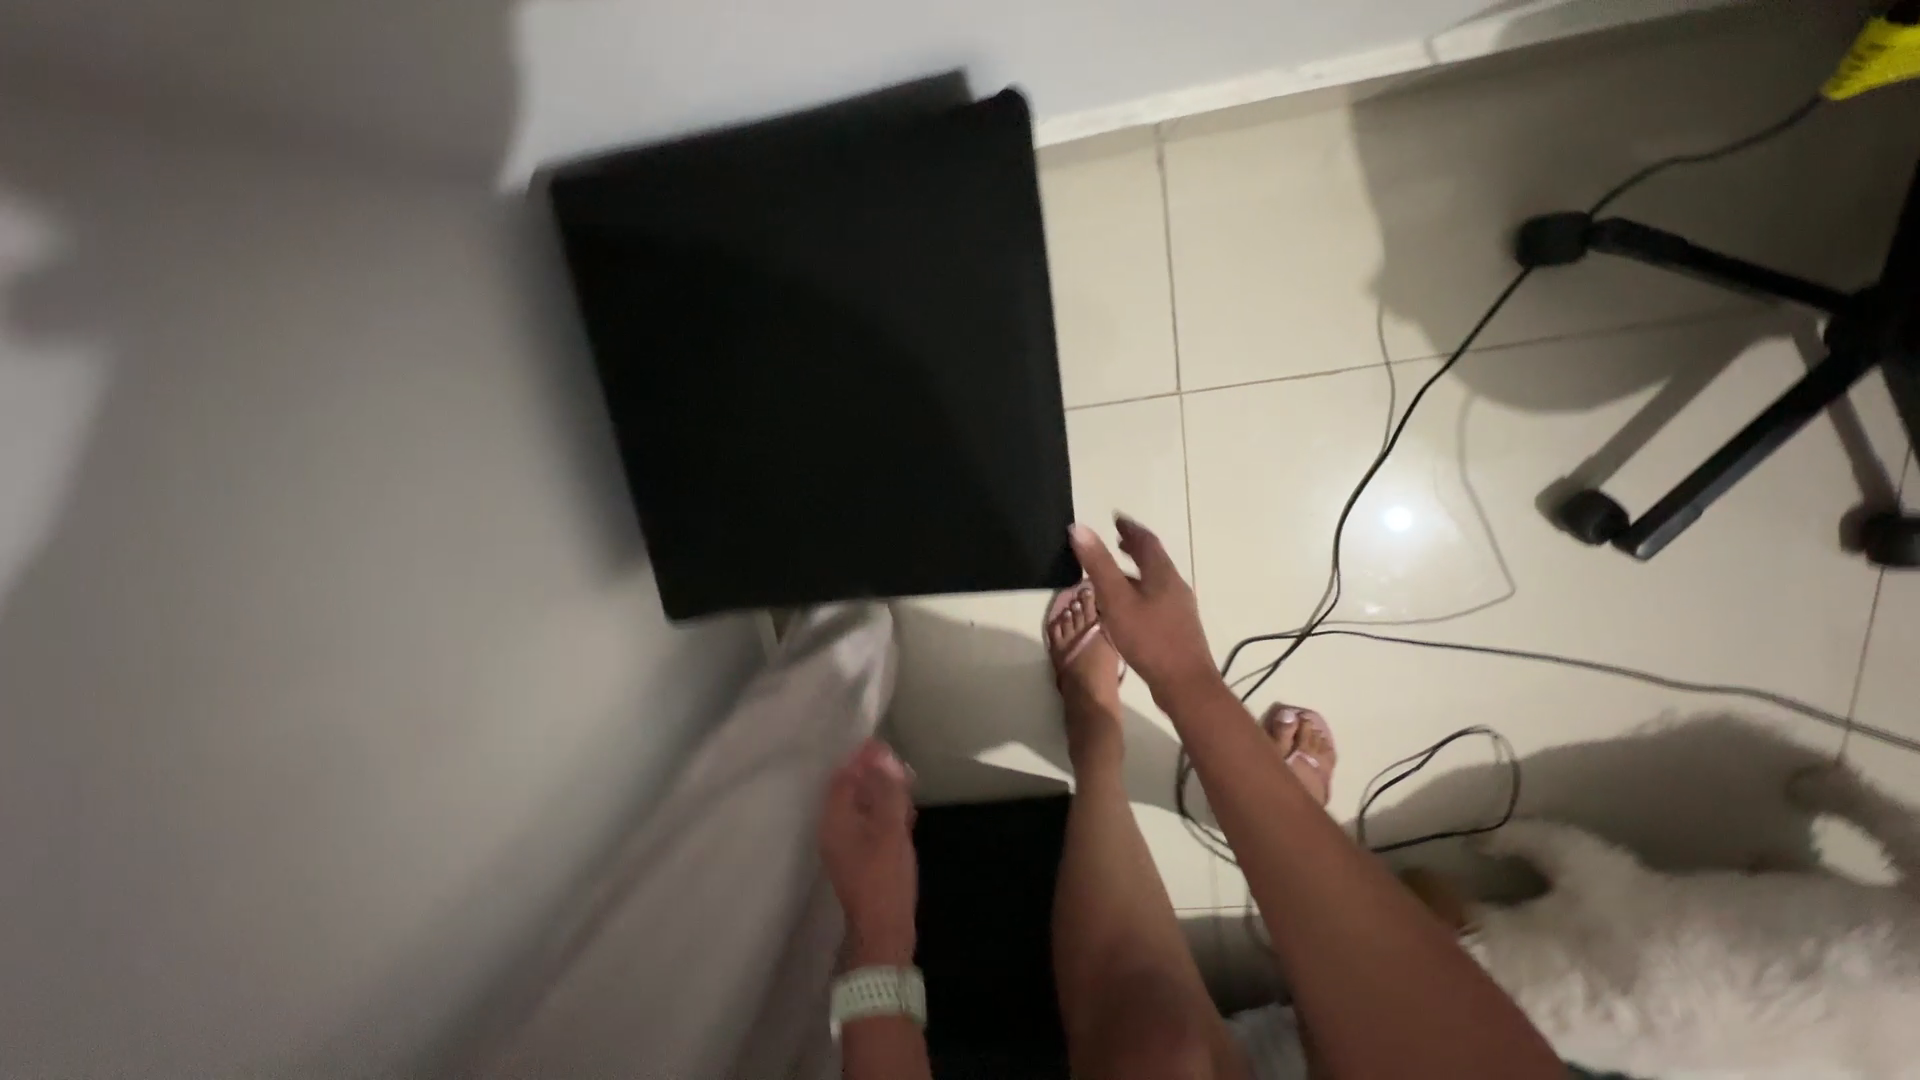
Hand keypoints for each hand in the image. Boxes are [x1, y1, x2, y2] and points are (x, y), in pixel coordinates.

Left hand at [819, 738, 918, 966]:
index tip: (883, 745)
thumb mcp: (891, 829)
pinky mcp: (860, 861)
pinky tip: (905, 813)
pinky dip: (884, 815)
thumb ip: (886, 791)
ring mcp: (846, 848)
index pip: (843, 777)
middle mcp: (834, 832)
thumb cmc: (885, 878)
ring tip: (906, 783)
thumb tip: (881, 757)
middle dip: (873, 775)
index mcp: (834, 821)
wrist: (883, 932)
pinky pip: (870, 827)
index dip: (862, 759)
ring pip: (862, 810)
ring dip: (881, 795)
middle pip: (851, 792)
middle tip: (898, 763)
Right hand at [1069, 514, 1220, 698]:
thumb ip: (1098, 564)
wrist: (1184, 683)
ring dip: (1137, 570)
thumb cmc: (1148, 638)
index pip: (1146, 541)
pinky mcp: (1177, 627)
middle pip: (1154, 559)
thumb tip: (1078, 528)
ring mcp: (1179, 607)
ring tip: (1117, 571)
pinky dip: (1141, 590)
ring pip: (1156, 580)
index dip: (1129, 528)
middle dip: (1135, 547)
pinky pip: (1157, 598)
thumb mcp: (1116, 599)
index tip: (1116, 519)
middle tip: (1117, 539)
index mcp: (1161, 574)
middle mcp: (1174, 586)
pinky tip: (1129, 607)